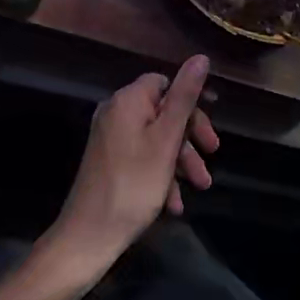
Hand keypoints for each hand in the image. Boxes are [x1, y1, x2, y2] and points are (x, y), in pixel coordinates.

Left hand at [37, 55, 218, 282]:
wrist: (86, 241)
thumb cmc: (134, 184)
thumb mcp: (167, 138)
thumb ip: (185, 96)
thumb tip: (200, 57)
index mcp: (128, 101)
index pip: (166, 82)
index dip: (192, 98)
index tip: (213, 117)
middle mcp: (116, 114)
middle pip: (164, 111)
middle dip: (191, 135)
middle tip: (212, 152)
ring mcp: (111, 140)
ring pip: (158, 138)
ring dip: (182, 159)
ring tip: (201, 185)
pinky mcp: (110, 164)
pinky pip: (144, 157)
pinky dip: (163, 174)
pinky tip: (176, 202)